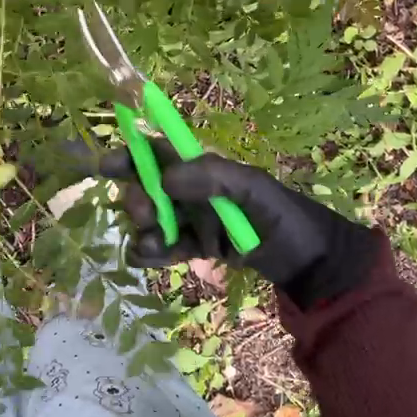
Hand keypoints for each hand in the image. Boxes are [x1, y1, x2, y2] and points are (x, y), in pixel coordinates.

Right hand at [101, 141, 376, 309]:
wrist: (312, 265)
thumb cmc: (285, 216)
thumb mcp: (253, 188)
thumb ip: (210, 177)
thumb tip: (163, 179)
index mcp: (203, 167)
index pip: (157, 152)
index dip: (129, 155)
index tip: (104, 168)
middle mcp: (191, 189)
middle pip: (146, 187)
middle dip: (137, 199)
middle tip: (147, 216)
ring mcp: (191, 219)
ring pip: (149, 220)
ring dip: (141, 230)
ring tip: (152, 244)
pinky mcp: (194, 248)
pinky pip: (160, 246)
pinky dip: (149, 252)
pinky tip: (152, 257)